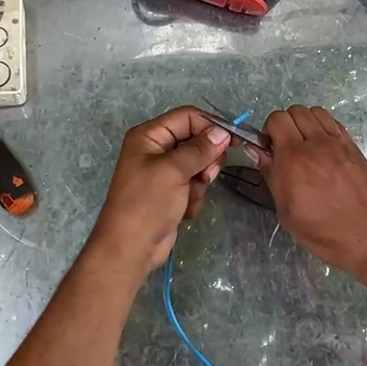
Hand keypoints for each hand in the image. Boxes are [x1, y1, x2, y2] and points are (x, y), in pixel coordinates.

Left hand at [88, 107, 229, 275]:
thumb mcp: (174, 170)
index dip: (211, 126)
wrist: (131, 247)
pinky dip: (193, 196)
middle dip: (205, 159)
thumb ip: (200, 149)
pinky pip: (194, 185)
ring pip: (198, 165)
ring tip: (188, 195)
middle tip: (205, 175)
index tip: (235, 139)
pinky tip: (183, 209)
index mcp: (149, 135)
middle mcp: (156, 149)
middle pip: (195, 141)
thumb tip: (223, 132)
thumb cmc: (147, 202)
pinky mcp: (171, 192)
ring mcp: (164, 172)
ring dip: (199, 182)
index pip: (187, 117)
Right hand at [255, 106, 366, 275]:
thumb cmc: (326, 232)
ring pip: (316, 112)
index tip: (269, 148)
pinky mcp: (355, 148)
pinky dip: (323, 127)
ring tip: (305, 145)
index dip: (268, 130)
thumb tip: (258, 152)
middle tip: (285, 147)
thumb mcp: (287, 213)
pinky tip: (323, 148)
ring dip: (305, 122)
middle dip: (285, 124)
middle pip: (295, 110)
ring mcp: (338, 143)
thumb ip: (271, 175)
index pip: (277, 118)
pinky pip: (334, 123)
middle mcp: (316, 143)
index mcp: (294, 158)